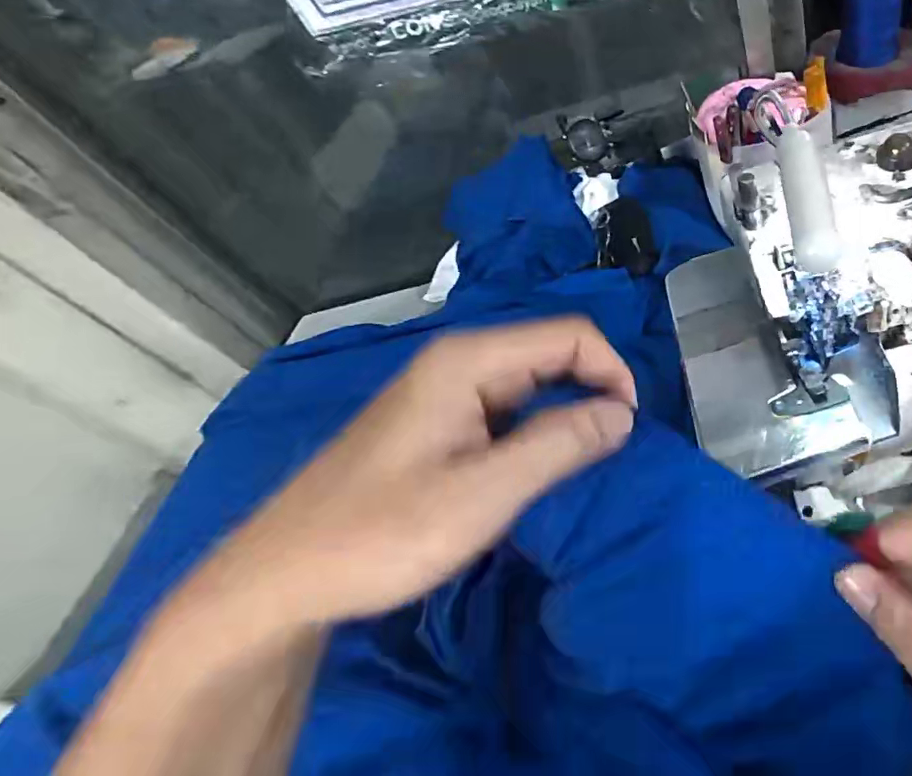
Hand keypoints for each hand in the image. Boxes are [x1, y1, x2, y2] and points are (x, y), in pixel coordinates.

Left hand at [174, 316, 637, 640]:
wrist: (282, 577)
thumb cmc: (381, 532)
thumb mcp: (484, 494)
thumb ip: (560, 445)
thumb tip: (623, 413)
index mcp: (470, 359)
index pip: (571, 336)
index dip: (612, 371)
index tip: (629, 428)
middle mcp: (460, 359)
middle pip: (552, 352)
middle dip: (593, 390)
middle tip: (611, 450)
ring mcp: (446, 387)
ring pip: (532, 380)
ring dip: (567, 412)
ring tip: (582, 462)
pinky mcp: (440, 417)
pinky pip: (508, 405)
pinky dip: (538, 427)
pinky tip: (539, 465)